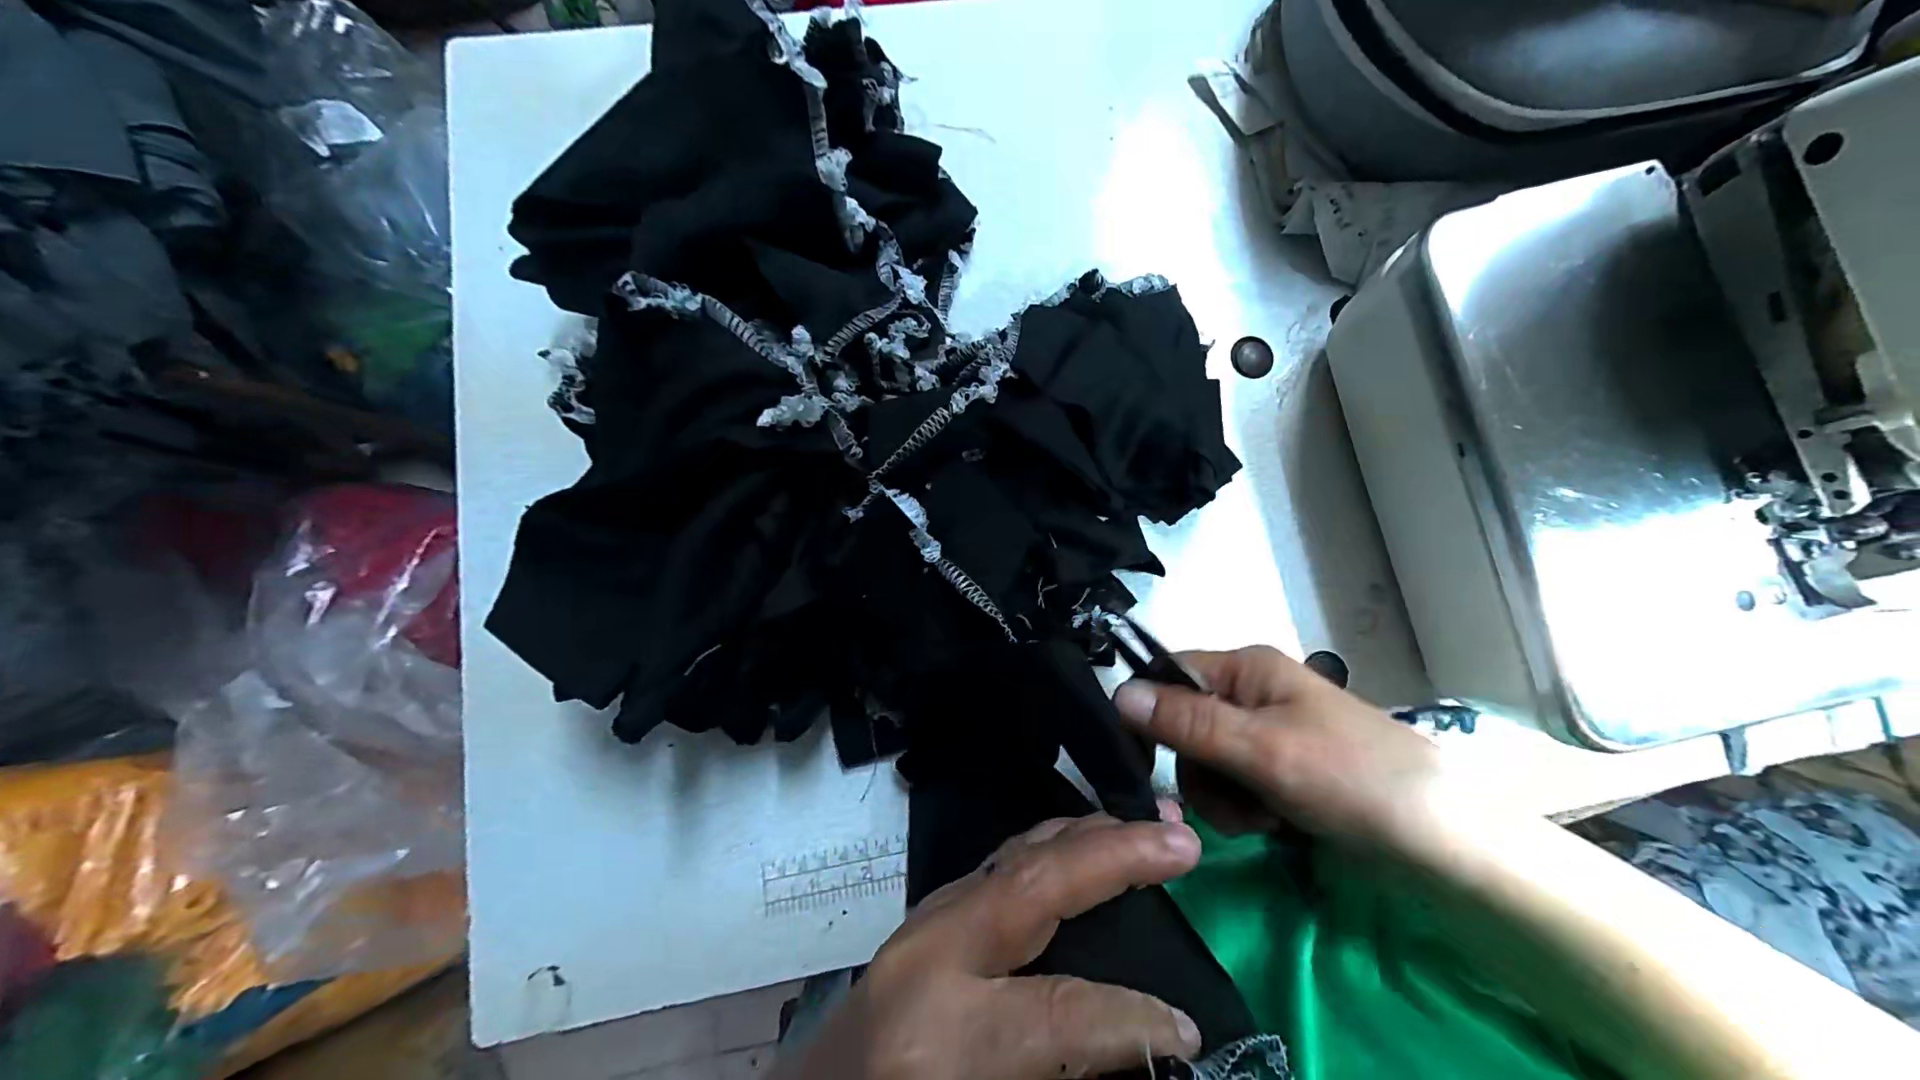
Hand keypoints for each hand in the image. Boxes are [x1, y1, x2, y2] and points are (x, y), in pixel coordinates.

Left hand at [775, 813, 1203, 1079]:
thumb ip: (1062, 1062)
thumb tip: (1146, 1042)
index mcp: (939, 1035)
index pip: (1057, 1011)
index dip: (1132, 1018)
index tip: (1187, 1028)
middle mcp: (930, 956)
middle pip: (1031, 884)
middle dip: (1113, 855)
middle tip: (1184, 842)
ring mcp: (925, 920)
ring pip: (1014, 856)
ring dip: (1087, 835)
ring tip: (1148, 826)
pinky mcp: (930, 909)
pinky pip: (1002, 863)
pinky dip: (1053, 846)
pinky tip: (1085, 843)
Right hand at [1113, 646, 1444, 851]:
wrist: (1443, 845)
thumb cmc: (1351, 779)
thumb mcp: (1262, 749)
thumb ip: (1187, 722)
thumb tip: (1117, 692)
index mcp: (1247, 668)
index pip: (1170, 675)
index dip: (1151, 712)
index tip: (1147, 757)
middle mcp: (1251, 694)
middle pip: (1182, 726)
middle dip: (1199, 770)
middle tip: (1231, 798)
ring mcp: (1266, 736)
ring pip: (1204, 763)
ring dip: (1222, 798)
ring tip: (1264, 819)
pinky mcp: (1278, 773)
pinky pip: (1232, 787)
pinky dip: (1243, 811)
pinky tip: (1275, 826)